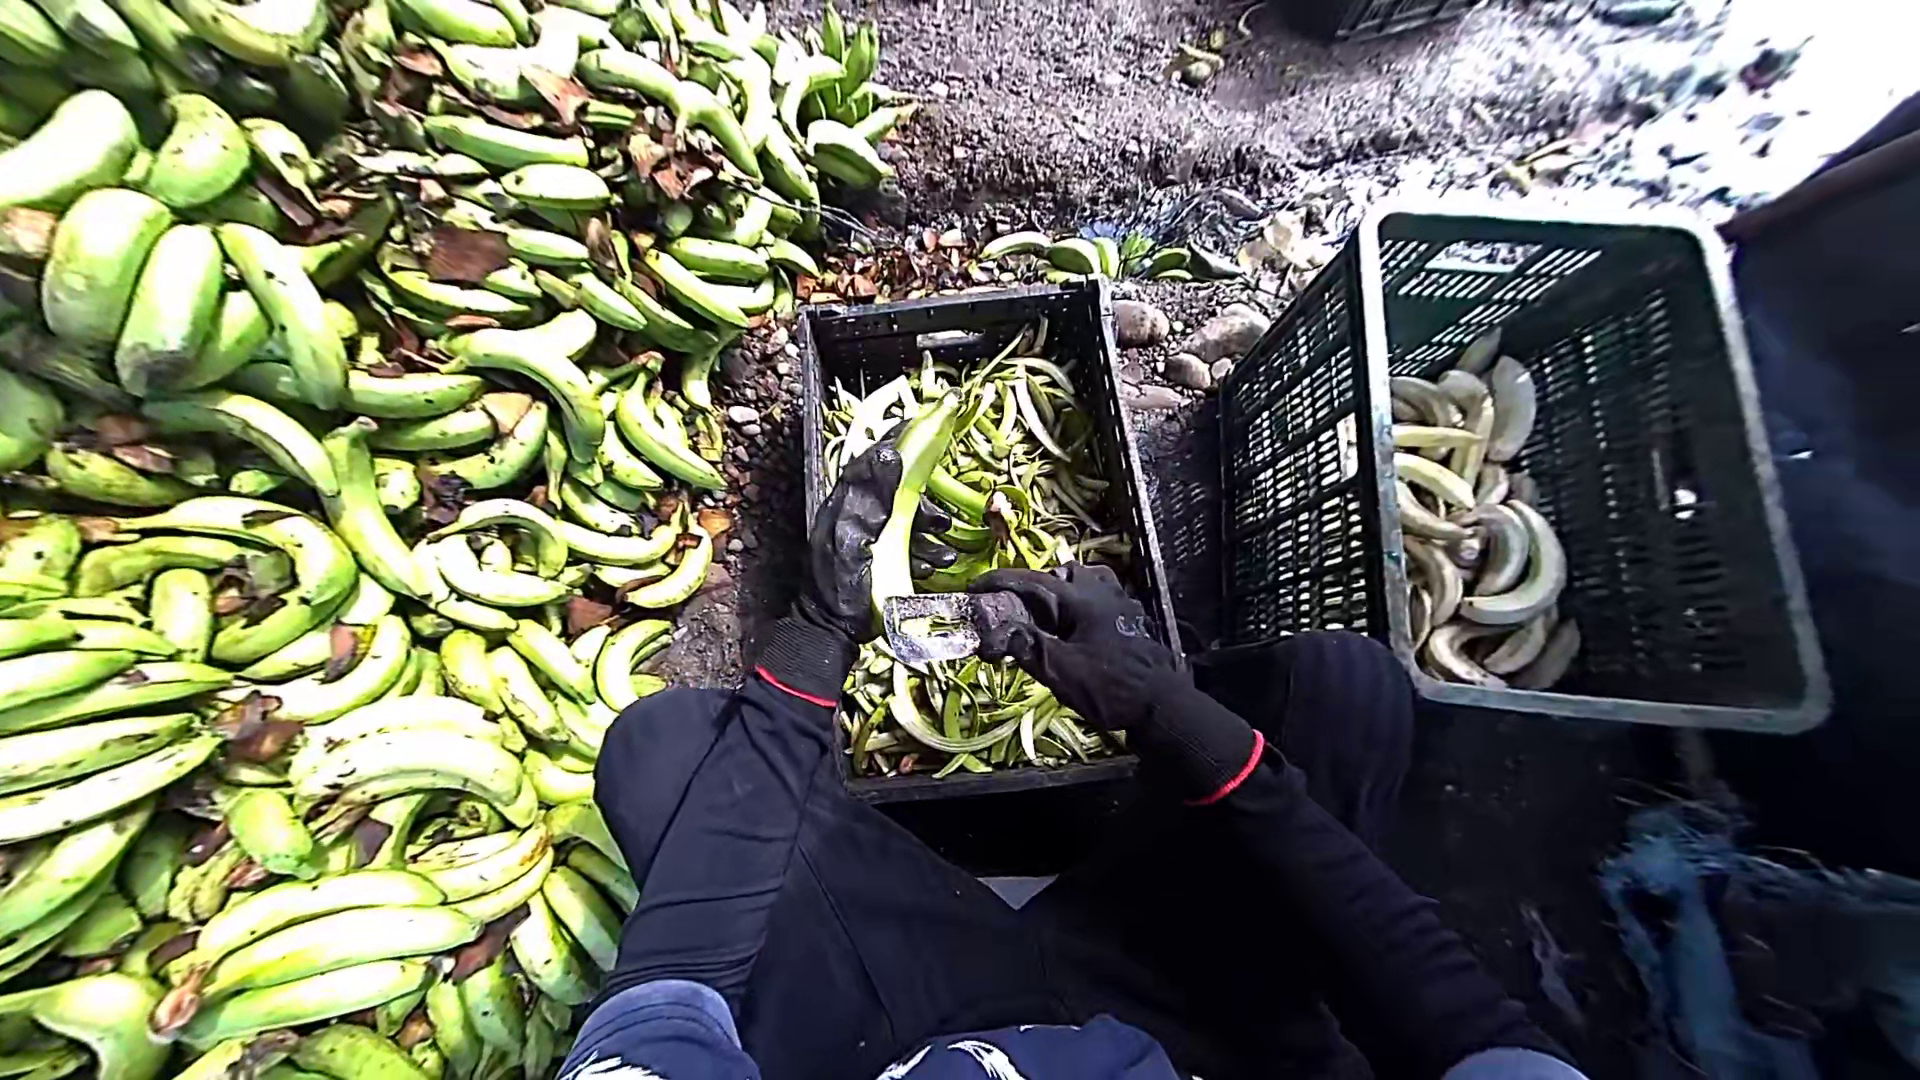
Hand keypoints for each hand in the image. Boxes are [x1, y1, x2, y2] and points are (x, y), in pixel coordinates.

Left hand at [798, 426, 956, 642]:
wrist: (833, 631)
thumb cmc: (839, 586)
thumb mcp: (853, 537)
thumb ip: (870, 497)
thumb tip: (890, 454)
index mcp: (846, 502)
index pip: (873, 460)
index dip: (897, 441)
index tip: (924, 426)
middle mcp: (858, 513)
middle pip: (898, 493)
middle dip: (923, 506)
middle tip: (941, 521)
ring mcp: (869, 537)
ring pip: (907, 521)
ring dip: (928, 533)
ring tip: (942, 552)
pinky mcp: (880, 557)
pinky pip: (908, 545)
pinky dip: (924, 552)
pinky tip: (932, 566)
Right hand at [974, 564, 1260, 801]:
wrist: (1162, 706)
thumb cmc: (1109, 687)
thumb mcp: (1060, 670)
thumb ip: (1026, 645)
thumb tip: (995, 630)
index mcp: (1081, 599)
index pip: (1032, 580)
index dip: (1001, 581)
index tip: (976, 586)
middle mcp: (1101, 592)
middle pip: (1061, 575)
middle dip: (1035, 585)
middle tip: (1018, 608)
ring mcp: (1120, 604)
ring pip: (1085, 582)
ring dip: (1062, 591)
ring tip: (1048, 614)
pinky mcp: (1130, 619)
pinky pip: (1100, 597)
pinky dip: (1082, 603)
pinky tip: (1077, 626)